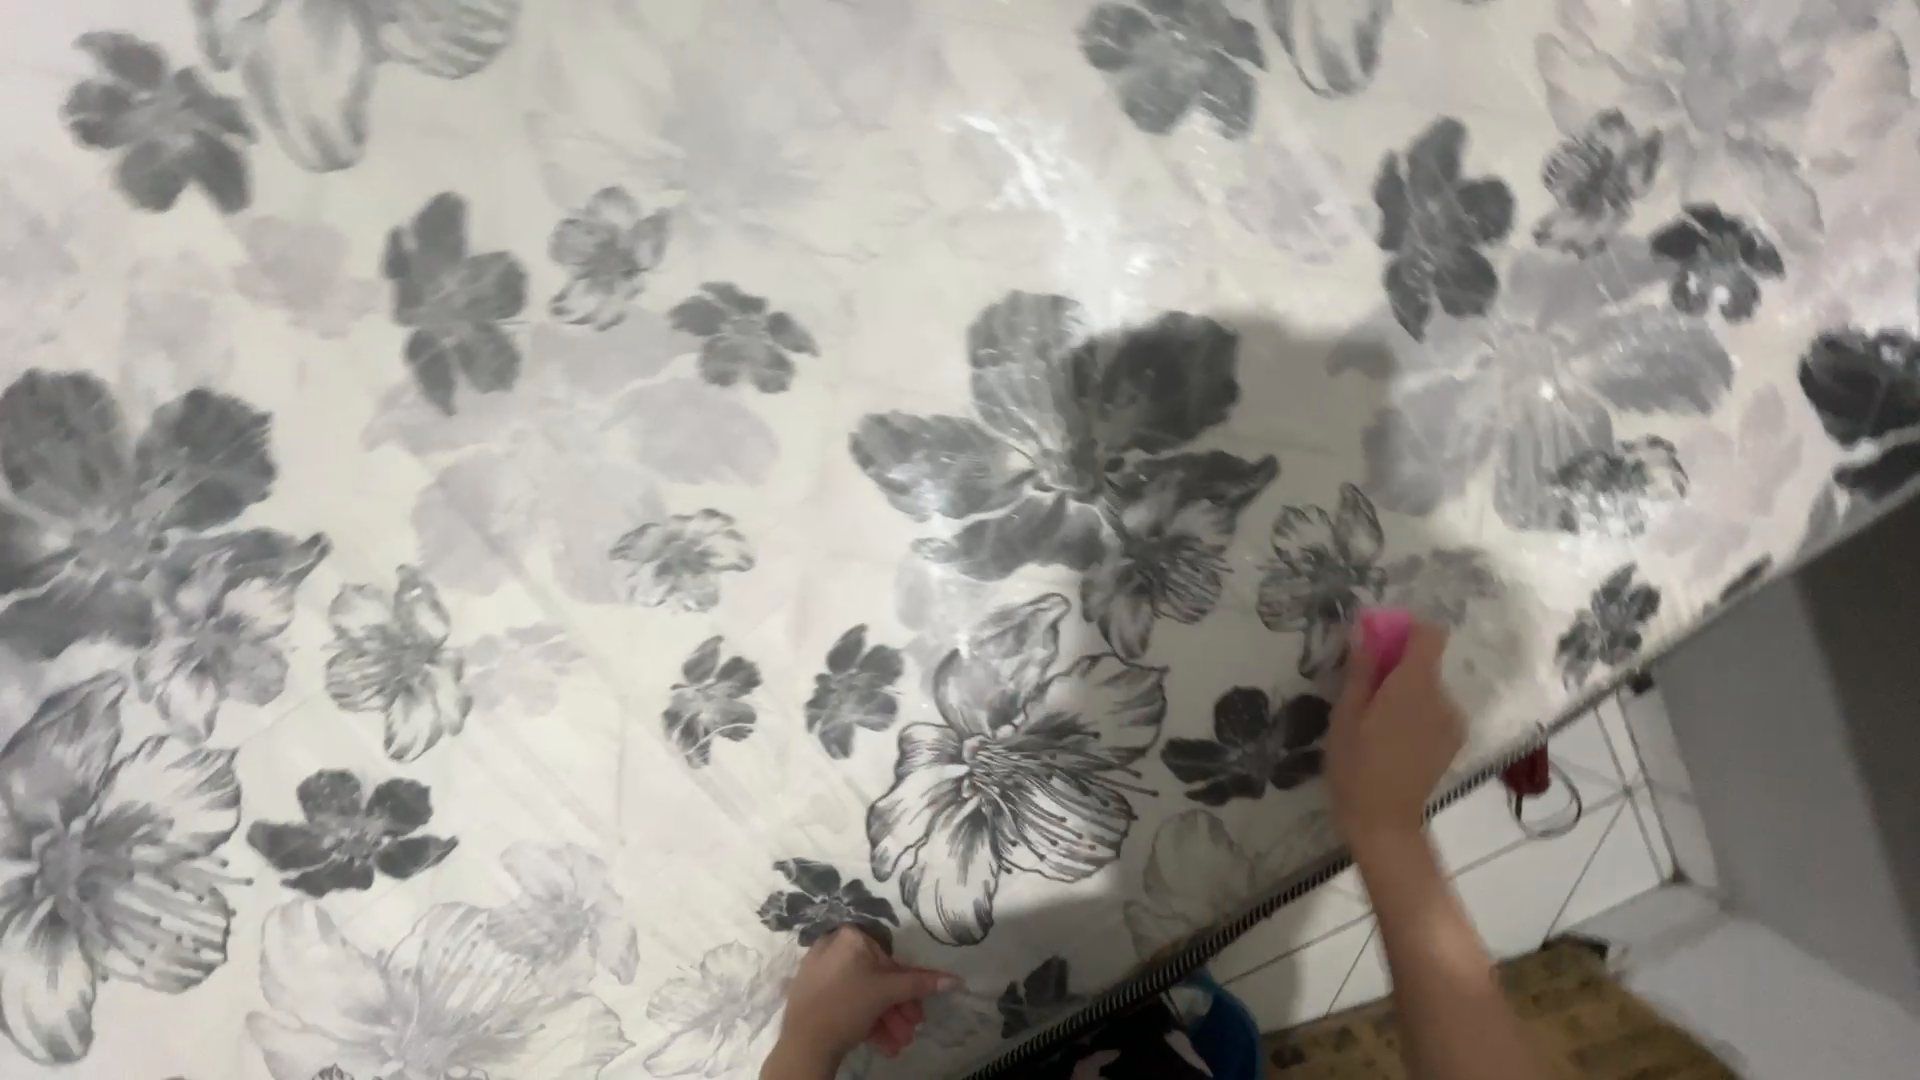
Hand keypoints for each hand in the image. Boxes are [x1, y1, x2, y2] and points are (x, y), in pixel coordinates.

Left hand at [772, 927, 957, 1074]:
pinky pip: (844, 999)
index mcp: (850, 936)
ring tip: (895, 1044)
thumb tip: (955, 979)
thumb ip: (920, 982)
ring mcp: (818, 969)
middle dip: (896, 1009)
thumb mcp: (887, 992)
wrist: (804, 1045)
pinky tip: (877, 1042)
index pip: (888, 959)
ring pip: (861, 992)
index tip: (917, 1013)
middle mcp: (832, 945)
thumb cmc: (848, 1006)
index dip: (906, 988)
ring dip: (883, 1019)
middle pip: (875, 978)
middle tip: (909, 1032)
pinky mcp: (809, 992)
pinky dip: (862, 1018)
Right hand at [1326, 619, 1463, 853]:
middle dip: (1397, 664)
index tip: (1378, 639)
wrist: (1383, 818)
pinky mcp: (1454, 739)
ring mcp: (1453, 721)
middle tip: (1362, 687)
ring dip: (1404, 689)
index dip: (1406, 629)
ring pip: (1428, 686)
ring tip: (1374, 718)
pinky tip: (1391, 736)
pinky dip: (1415, 710)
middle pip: (1426, 662)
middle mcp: (1443, 698)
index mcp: (1415, 686)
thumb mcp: (1346, 712)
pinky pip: (1434, 708)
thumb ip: (1362, 669)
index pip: (1431, 635)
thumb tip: (1366, 631)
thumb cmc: (1355, 762)